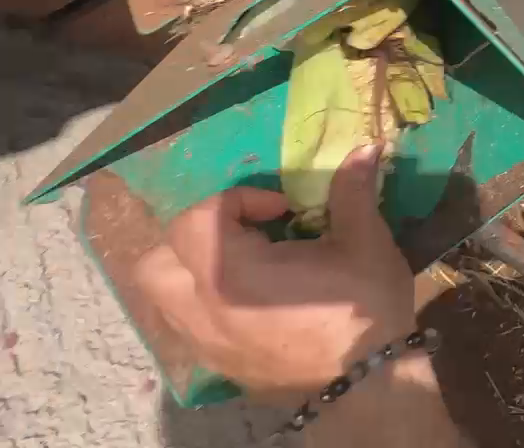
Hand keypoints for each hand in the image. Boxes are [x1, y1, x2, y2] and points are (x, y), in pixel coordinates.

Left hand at [132, 145, 417, 395]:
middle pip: (157, 256)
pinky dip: (204, 293)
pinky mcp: (209, 357)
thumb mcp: (366, 240)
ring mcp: (199, 336)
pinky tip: (256, 292)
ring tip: (250, 260)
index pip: (197, 218)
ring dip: (195, 263)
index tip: (285, 208)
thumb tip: (364, 148)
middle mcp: (199, 305)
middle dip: (201, 231)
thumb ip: (353, 193)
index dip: (240, 199)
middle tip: (254, 231)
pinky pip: (181, 316)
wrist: (361, 374)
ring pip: (160, 291)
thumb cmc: (362, 302)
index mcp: (233, 272)